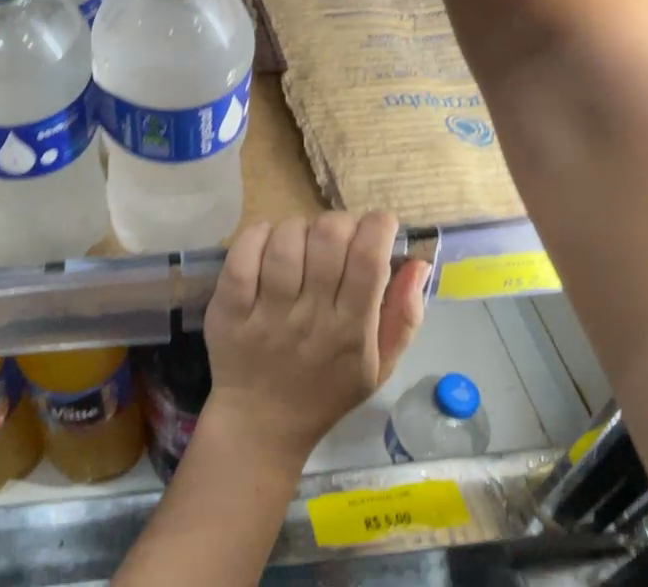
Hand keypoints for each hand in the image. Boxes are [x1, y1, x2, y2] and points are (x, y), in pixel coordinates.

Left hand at [202, 212, 429, 464]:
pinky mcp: (229, 310)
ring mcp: (266, 313)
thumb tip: (418, 263)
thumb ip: (404, 316)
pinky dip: (255, 236)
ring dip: (297, 227)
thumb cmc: (327, 391)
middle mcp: (310, 318)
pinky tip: (266, 239)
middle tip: (337, 234)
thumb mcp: (380, 366)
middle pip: (327, 240)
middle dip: (338, 222)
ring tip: (302, 241)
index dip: (377, 227)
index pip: (369, 261)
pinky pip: (241, 258)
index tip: (379, 223)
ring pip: (284, 242)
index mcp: (352, 331)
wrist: (264, 423)